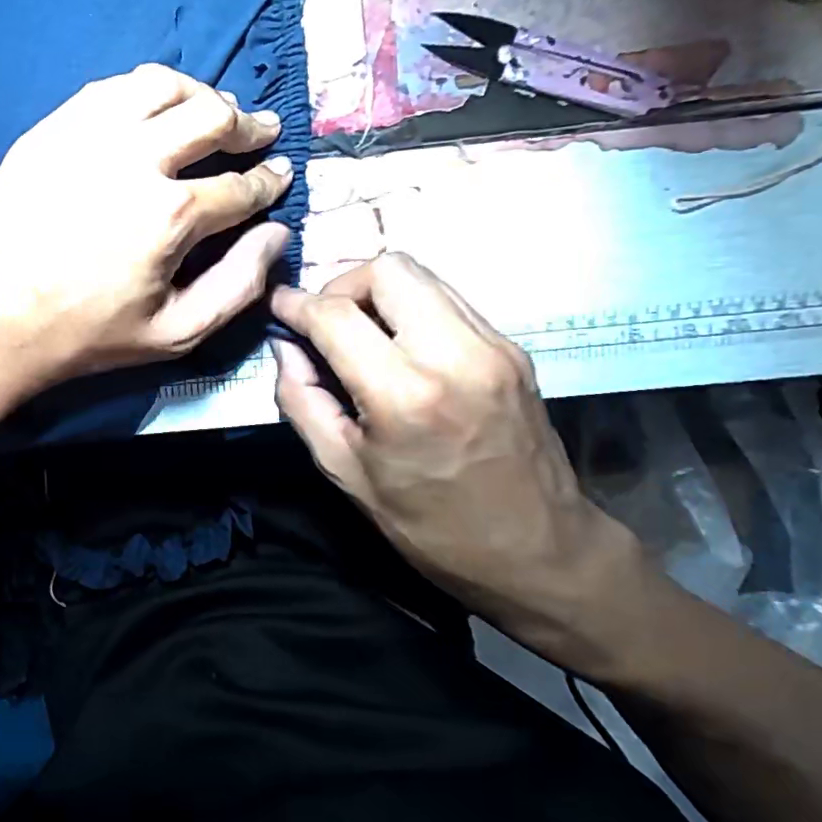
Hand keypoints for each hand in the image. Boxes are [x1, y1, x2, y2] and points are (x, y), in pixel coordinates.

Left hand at [0, 64, 291, 409]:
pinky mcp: (53, 128)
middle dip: (249, 124)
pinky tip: (155, 107)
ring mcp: (88, 134)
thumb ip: (239, 284)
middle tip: (263, 129)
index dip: (270, 178)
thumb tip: (277, 234)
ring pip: (162, 85)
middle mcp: (136, 158)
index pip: (241, 184)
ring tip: (215, 108)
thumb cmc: (89, 334)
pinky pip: (112, 88)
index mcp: (172, 214)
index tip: (282, 171)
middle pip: (211, 118)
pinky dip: (147, 90)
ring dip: (201, 94)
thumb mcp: (177, 332)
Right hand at [270, 254, 646, 652]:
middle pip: (388, 268)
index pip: (337, 314)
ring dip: (380, 292)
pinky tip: (403, 347)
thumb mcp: (349, 476)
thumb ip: (304, 403)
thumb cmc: (434, 530)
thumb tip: (286, 347)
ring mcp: (493, 346)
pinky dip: (414, 308)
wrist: (541, 553)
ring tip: (362, 332)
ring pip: (423, 275)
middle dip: (343, 284)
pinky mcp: (513, 348)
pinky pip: (450, 301)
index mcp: (406, 397)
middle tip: (327, 322)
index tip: (280, 305)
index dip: (298, 304)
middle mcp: (455, 355)